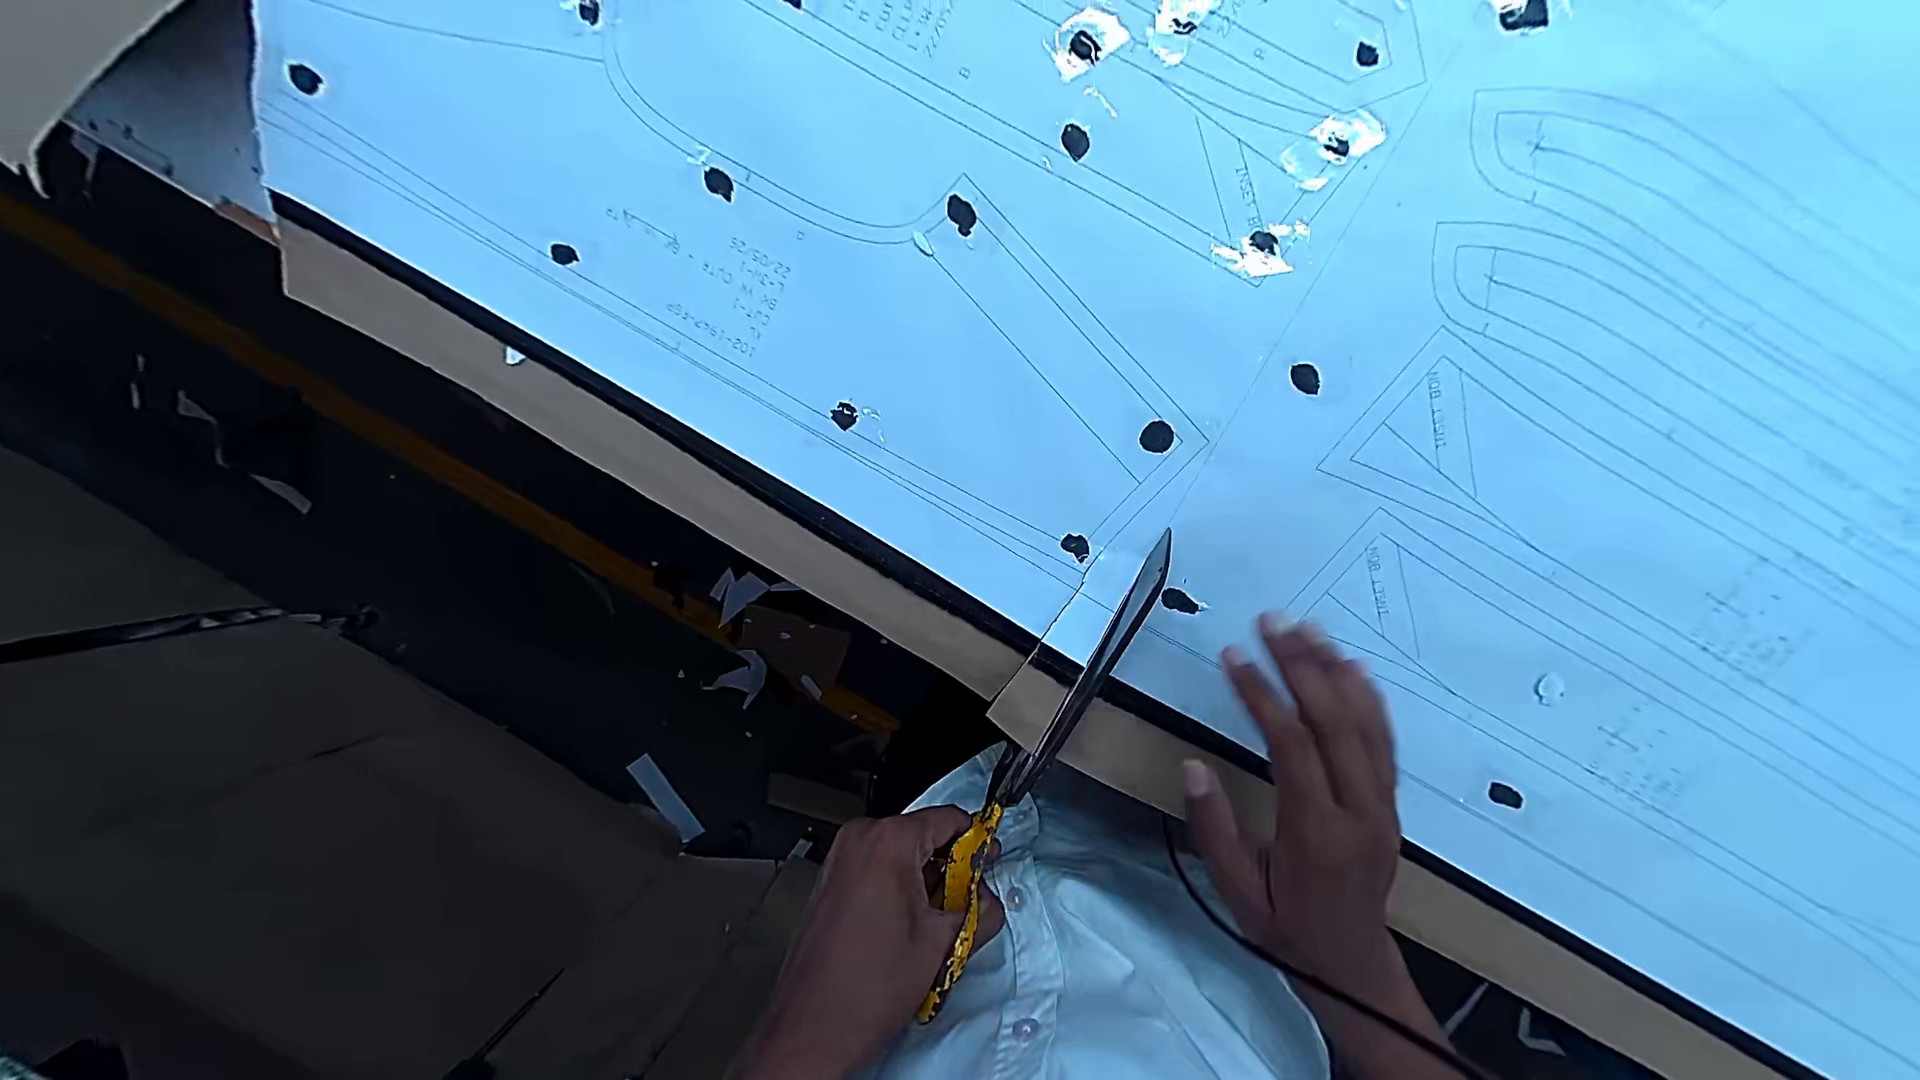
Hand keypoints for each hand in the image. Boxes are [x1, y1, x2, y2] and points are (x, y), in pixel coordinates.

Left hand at [728, 806, 1004, 1079]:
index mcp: (890, 841)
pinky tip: (909, 921)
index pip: (949, 818)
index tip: (988, 860)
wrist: (810, 1028)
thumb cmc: (863, 990)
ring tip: (937, 918)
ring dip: (926, 877)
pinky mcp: (832, 875)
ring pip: (901, 851)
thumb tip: (989, 900)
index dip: (977, 841)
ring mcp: (842, 855)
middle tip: (968, 896)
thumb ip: (980, 910)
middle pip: (924, 834)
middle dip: (951, 865)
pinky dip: (899, 883)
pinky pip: (878, 863)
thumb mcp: (941, 944)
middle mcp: (861, 837)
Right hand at [1185, 615, 1460, 1078]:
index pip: (1291, 745)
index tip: (1233, 656)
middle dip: (1301, 665)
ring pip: (1364, 726)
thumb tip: (1192, 766)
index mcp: (1316, 831)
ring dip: (1335, 671)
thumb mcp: (1236, 891)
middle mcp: (1359, 810)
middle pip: (1334, 723)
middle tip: (1274, 622)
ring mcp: (1382, 805)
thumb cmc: (1284, 926)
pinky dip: (1369, 699)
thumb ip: (1214, 829)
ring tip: (1308, 629)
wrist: (1353, 968)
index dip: (1261, 695)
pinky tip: (1354, 669)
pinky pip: (1384, 743)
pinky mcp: (1390, 803)